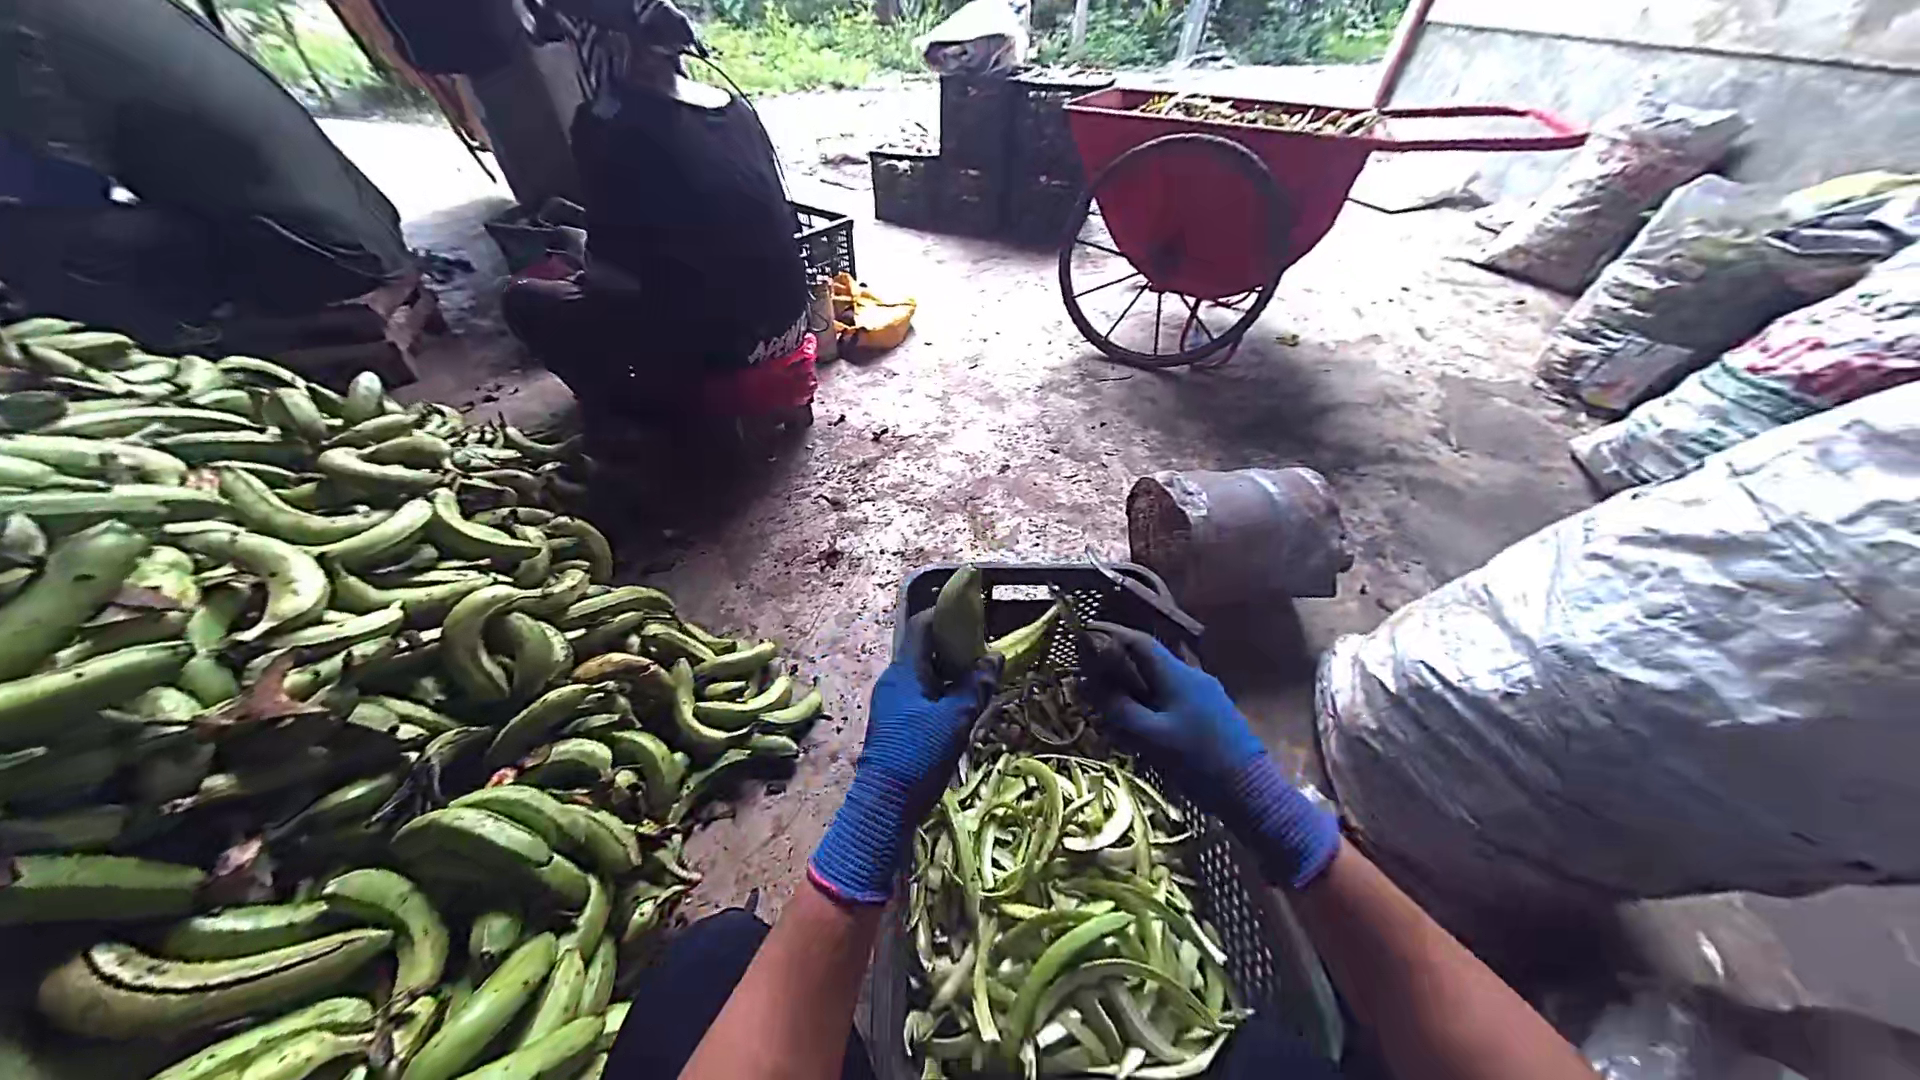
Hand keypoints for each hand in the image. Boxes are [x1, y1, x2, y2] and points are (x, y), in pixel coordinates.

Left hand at [809, 611, 999, 903]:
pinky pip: (922, 694)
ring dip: (951, 671)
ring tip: (980, 677)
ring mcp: (893, 702)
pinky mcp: (897, 722)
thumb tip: (995, 657)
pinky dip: (943, 691)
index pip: (921, 626)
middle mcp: (895, 680)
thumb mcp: (955, 720)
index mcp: (904, 671)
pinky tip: (964, 705)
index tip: (973, 614)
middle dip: (955, 646)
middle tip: (985, 651)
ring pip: (925, 673)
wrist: (883, 806)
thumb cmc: (918, 756)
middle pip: (925, 649)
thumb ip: (976, 686)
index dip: (946, 614)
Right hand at [1087, 622, 1338, 888]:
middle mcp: (1192, 676)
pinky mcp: (1211, 713)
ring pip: (1160, 679)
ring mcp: (1205, 693)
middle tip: (1091, 672)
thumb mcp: (1150, 736)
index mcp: (1177, 675)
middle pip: (1148, 659)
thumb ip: (1117, 707)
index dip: (1110, 633)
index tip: (1085, 632)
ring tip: (1111, 700)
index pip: (1139, 641)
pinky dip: (1150, 700)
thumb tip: (1084, 683)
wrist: (1252, 792)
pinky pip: (1172, 696)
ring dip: (1134, 684)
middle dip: (1118, 662)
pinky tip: (1140, 722)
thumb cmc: (1198, 761)